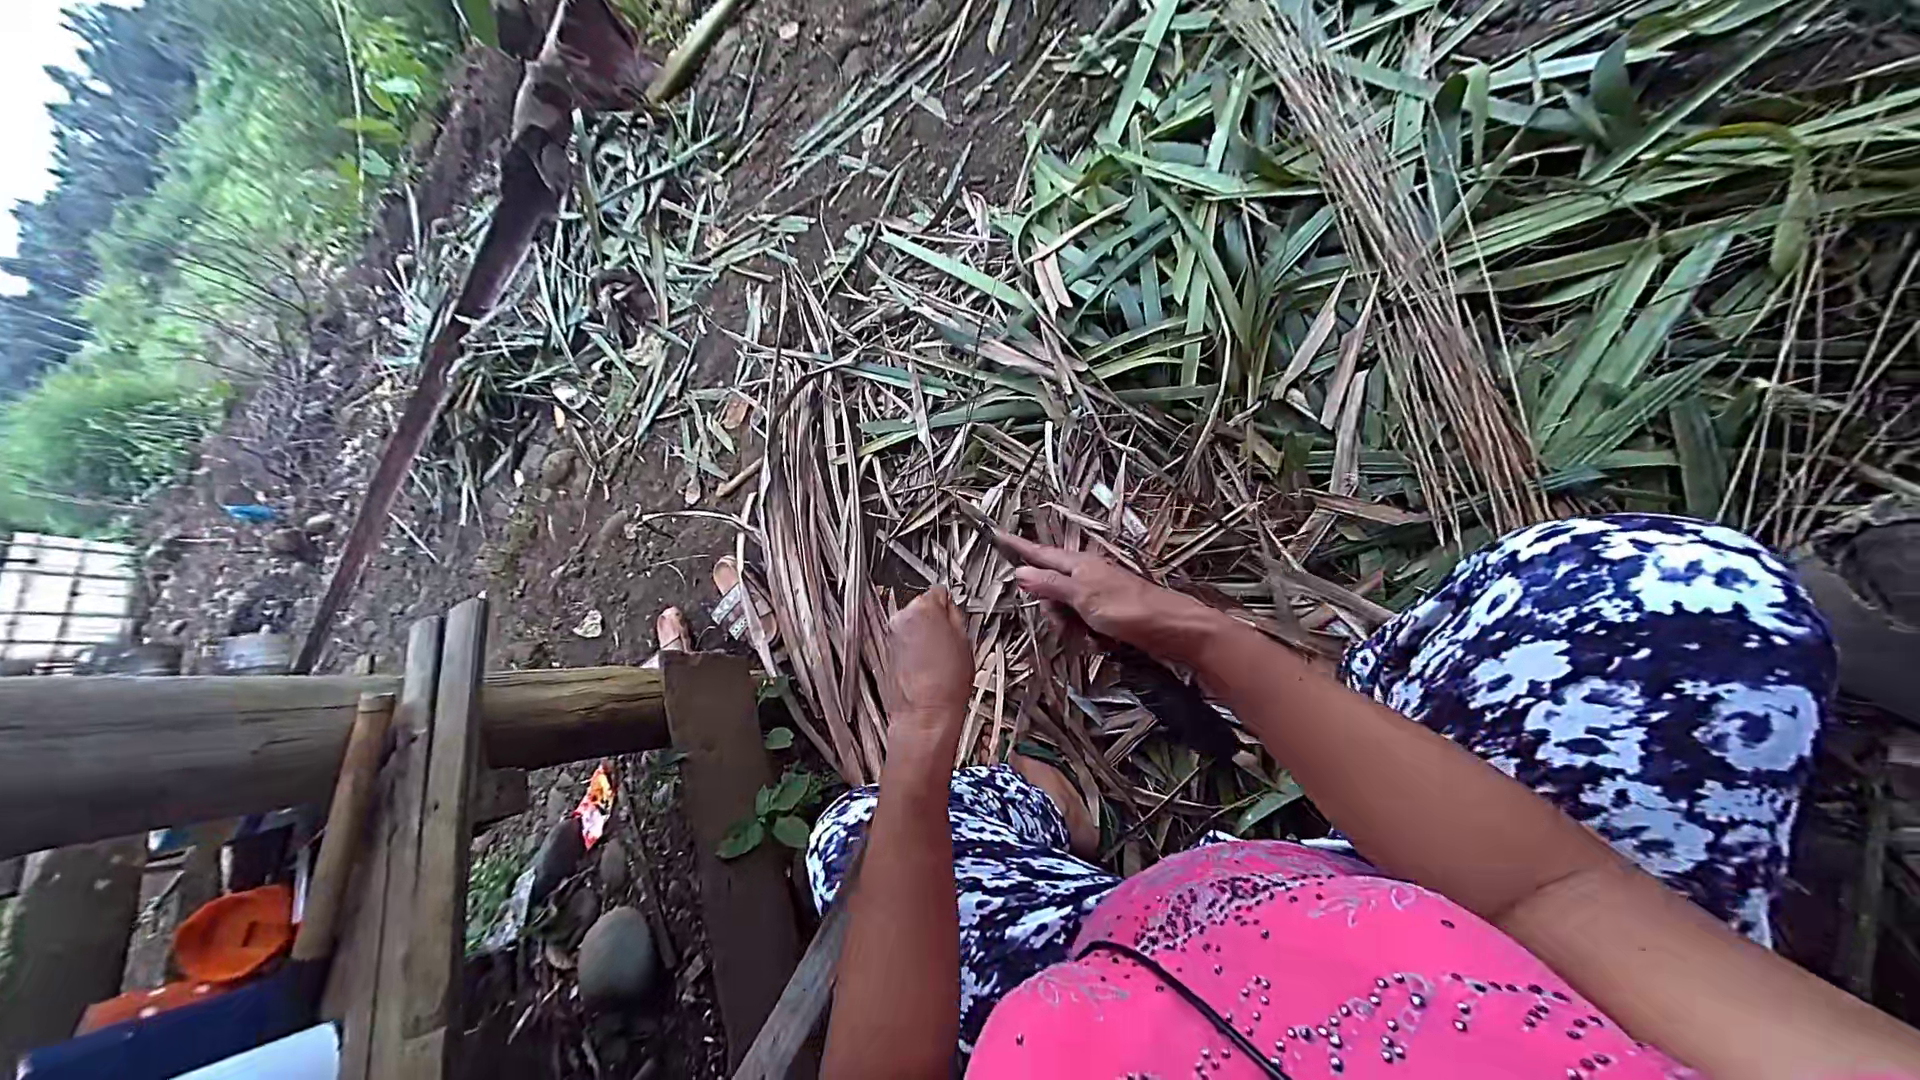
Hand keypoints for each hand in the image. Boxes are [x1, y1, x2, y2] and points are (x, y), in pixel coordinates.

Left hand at [881, 585, 972, 752]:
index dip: (950, 606)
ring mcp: (892, 634)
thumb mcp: (965, 641)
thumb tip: (950, 607)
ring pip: (913, 623)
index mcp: (924, 609)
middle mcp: (902, 617)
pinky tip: (927, 664)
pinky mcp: (886, 650)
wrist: (925, 714)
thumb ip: (955, 616)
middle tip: (949, 641)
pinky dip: (914, 647)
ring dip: (923, 633)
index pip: (939, 592)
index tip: (954, 617)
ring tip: (938, 656)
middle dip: (935, 619)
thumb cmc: (946, 684)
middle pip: (923, 606)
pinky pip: (904, 640)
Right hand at [998, 533, 1229, 667]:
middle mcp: (1086, 576)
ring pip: (1064, 610)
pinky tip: (1101, 641)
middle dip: (1051, 610)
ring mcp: (1097, 595)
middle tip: (1065, 625)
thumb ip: (1050, 585)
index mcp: (1078, 564)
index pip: (1040, 554)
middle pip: (1049, 589)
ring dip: (1070, 626)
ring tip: (1089, 635)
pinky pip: (1082, 623)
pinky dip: (1087, 635)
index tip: (997, 534)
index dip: (1018, 548)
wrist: (1174, 630)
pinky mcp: (1108, 614)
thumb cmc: (1129, 609)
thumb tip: (1019, 572)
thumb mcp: (1083, 596)